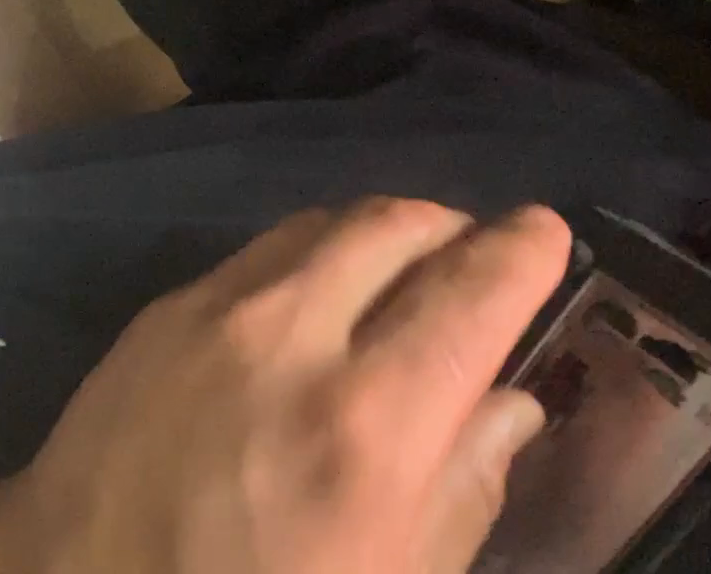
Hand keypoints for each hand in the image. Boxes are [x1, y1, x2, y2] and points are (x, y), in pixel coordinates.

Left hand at [0, 199, 570, 573]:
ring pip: (321, 224)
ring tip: (403, 262)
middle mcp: (291, 338)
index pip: (468, 296)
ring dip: (379, 229)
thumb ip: (461, 488)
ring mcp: (216, 308)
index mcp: (367, 427)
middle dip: (449, 224)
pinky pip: (261, 250)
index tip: (544, 231)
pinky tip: (317, 288)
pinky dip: (311, 251)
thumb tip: (508, 400)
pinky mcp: (166, 305)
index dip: (519, 252)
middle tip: (474, 249)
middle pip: (390, 227)